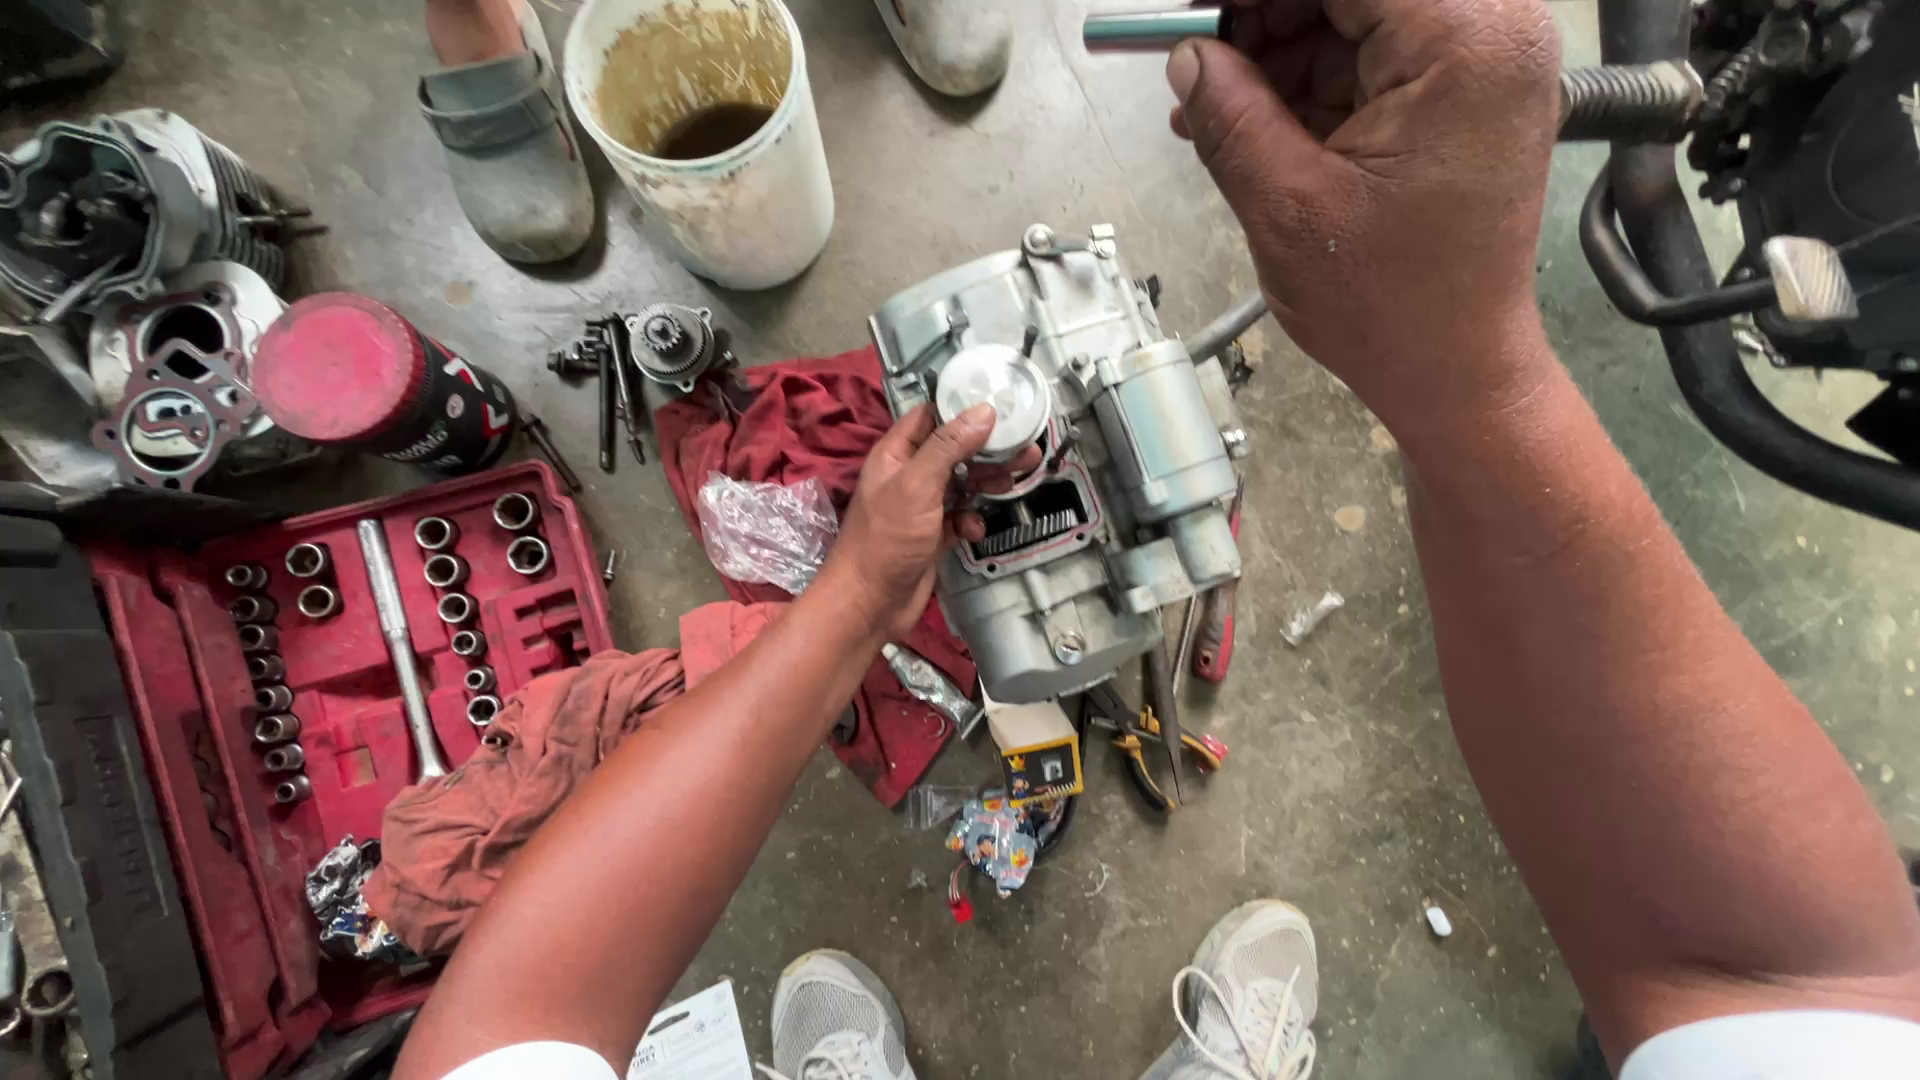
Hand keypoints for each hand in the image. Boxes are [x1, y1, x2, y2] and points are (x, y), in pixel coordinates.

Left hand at [820, 404, 1041, 641]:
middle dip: (988, 450)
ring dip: (986, 484)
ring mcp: (922, 506)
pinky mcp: (933, 535)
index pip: (931, 417)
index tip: (1000, 405)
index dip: (963, 409)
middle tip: (1024, 448)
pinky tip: (974, 530)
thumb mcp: (917, 485)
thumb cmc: (887, 539)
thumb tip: (983, 411)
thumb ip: (949, 447)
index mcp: (896, 454)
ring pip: (962, 484)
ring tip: (1012, 483)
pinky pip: (961, 518)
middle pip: (955, 451)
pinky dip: (972, 521)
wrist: (871, 603)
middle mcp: (909, 476)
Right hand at [1168, 0, 1561, 437]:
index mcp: (1465, 41)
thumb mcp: (1286, 208)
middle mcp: (1489, 30)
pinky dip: (1301, 88)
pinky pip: (1364, 66)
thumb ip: (1231, 119)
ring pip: (1352, 21)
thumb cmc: (1384, 304)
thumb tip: (1188, 58)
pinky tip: (1244, 122)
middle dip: (1262, 16)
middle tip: (1191, 59)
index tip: (1189, 12)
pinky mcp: (1454, 102)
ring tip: (1204, 108)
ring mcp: (1476, 66)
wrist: (1449, 365)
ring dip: (1273, 54)